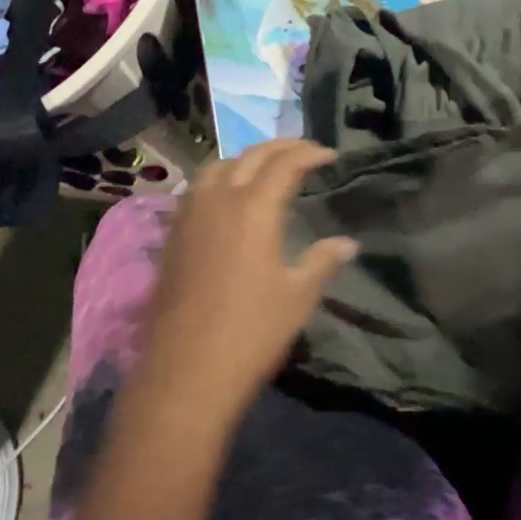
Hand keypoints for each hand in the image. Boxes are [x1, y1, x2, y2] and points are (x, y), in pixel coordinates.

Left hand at [140, 140, 357, 417]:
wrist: (186, 372)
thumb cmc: (251, 334)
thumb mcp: (297, 297)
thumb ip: (321, 261)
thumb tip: (348, 243)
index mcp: (253, 208)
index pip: (284, 164)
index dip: (309, 154)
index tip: (329, 155)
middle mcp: (218, 199)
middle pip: (250, 156)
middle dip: (280, 148)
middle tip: (304, 151)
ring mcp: (189, 216)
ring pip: (217, 167)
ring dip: (245, 159)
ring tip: (265, 170)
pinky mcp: (172, 236)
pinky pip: (197, 190)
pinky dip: (219, 179)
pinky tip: (228, 200)